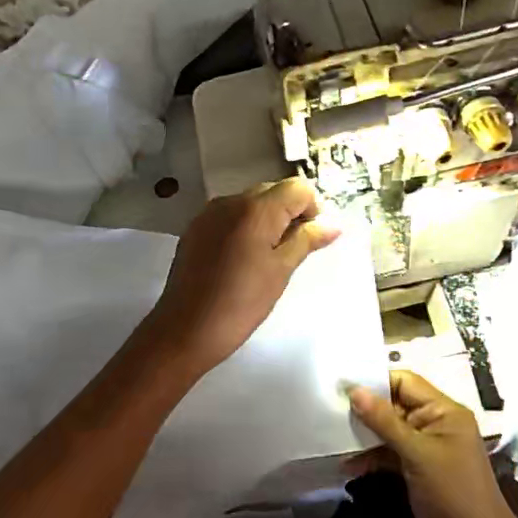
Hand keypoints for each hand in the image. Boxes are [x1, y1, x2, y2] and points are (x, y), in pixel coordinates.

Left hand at [140, 177, 341, 374]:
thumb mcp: (280, 272)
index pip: (297, 188)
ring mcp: (207, 215)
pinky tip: (240, 262)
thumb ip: (306, 241)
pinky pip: (228, 218)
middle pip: (272, 192)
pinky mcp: (193, 230)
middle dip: (288, 214)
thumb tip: (332, 225)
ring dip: (265, 222)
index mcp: (255, 209)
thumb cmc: (240, 303)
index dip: (311, 209)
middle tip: (291, 253)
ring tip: (264, 261)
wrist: (185, 329)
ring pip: (249, 205)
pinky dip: (242, 230)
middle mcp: (230, 202)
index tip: (309, 239)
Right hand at [347, 371, 517, 517]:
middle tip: (330, 409)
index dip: (375, 381)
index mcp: (443, 411)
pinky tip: (347, 464)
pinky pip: (388, 451)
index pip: (405, 382)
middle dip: (364, 408)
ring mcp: (424, 445)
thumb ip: (384, 421)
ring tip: (332, 436)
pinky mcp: (414, 465)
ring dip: (363, 434)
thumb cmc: (452, 490)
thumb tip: (355, 391)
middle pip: (393, 404)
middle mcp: (433, 422)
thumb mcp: (417, 453)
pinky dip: (370, 456)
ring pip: (387, 429)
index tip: (342, 386)